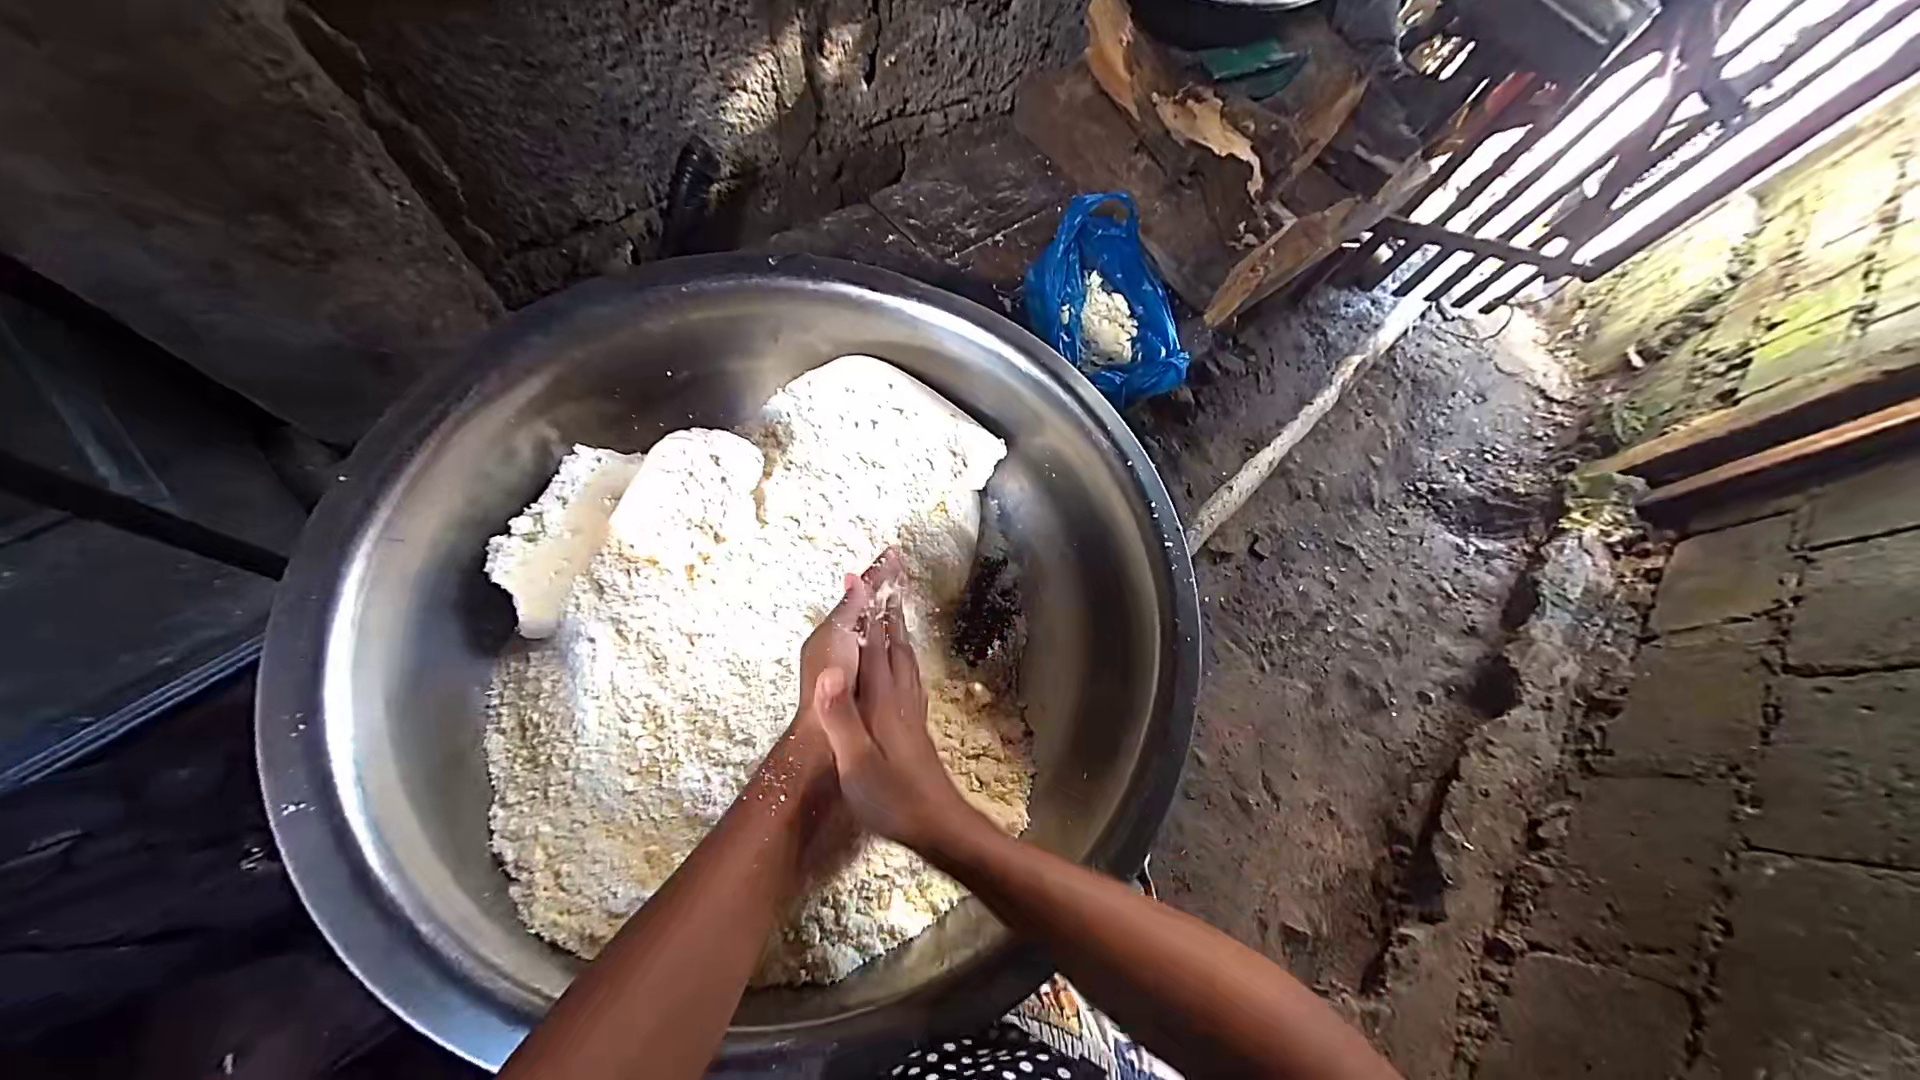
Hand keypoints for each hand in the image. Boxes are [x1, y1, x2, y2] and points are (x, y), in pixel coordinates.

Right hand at [815, 583, 984, 853]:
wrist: (940, 824)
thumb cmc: (894, 799)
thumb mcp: (856, 763)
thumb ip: (841, 719)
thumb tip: (827, 671)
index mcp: (883, 703)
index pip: (872, 647)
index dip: (864, 613)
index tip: (858, 580)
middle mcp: (900, 699)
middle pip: (894, 646)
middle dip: (886, 613)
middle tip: (882, 583)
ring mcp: (912, 713)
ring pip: (905, 661)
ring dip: (897, 632)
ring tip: (893, 613)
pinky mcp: (916, 727)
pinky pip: (910, 679)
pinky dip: (904, 659)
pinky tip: (905, 665)